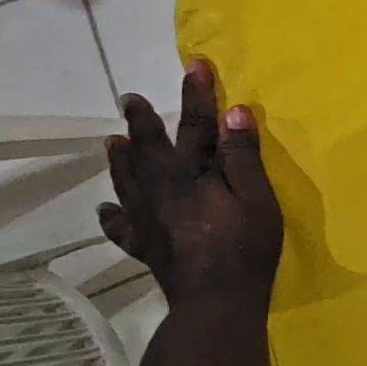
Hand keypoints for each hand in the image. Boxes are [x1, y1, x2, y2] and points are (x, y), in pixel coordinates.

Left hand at [99, 59, 283, 310]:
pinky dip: (114, 216)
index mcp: (192, 177)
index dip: (197, 95)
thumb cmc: (247, 245)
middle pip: (151, 150)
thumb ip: (243, 156)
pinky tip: (107, 209)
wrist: (216, 300)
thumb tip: (234, 113)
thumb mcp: (258, 197)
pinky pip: (123, 227)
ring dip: (121, 159)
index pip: (197, 126)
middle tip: (128, 98)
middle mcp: (162, 193)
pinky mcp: (147, 246)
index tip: (195, 65)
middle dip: (143, 122)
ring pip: (128, 182)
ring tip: (111, 141)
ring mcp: (149, 221)